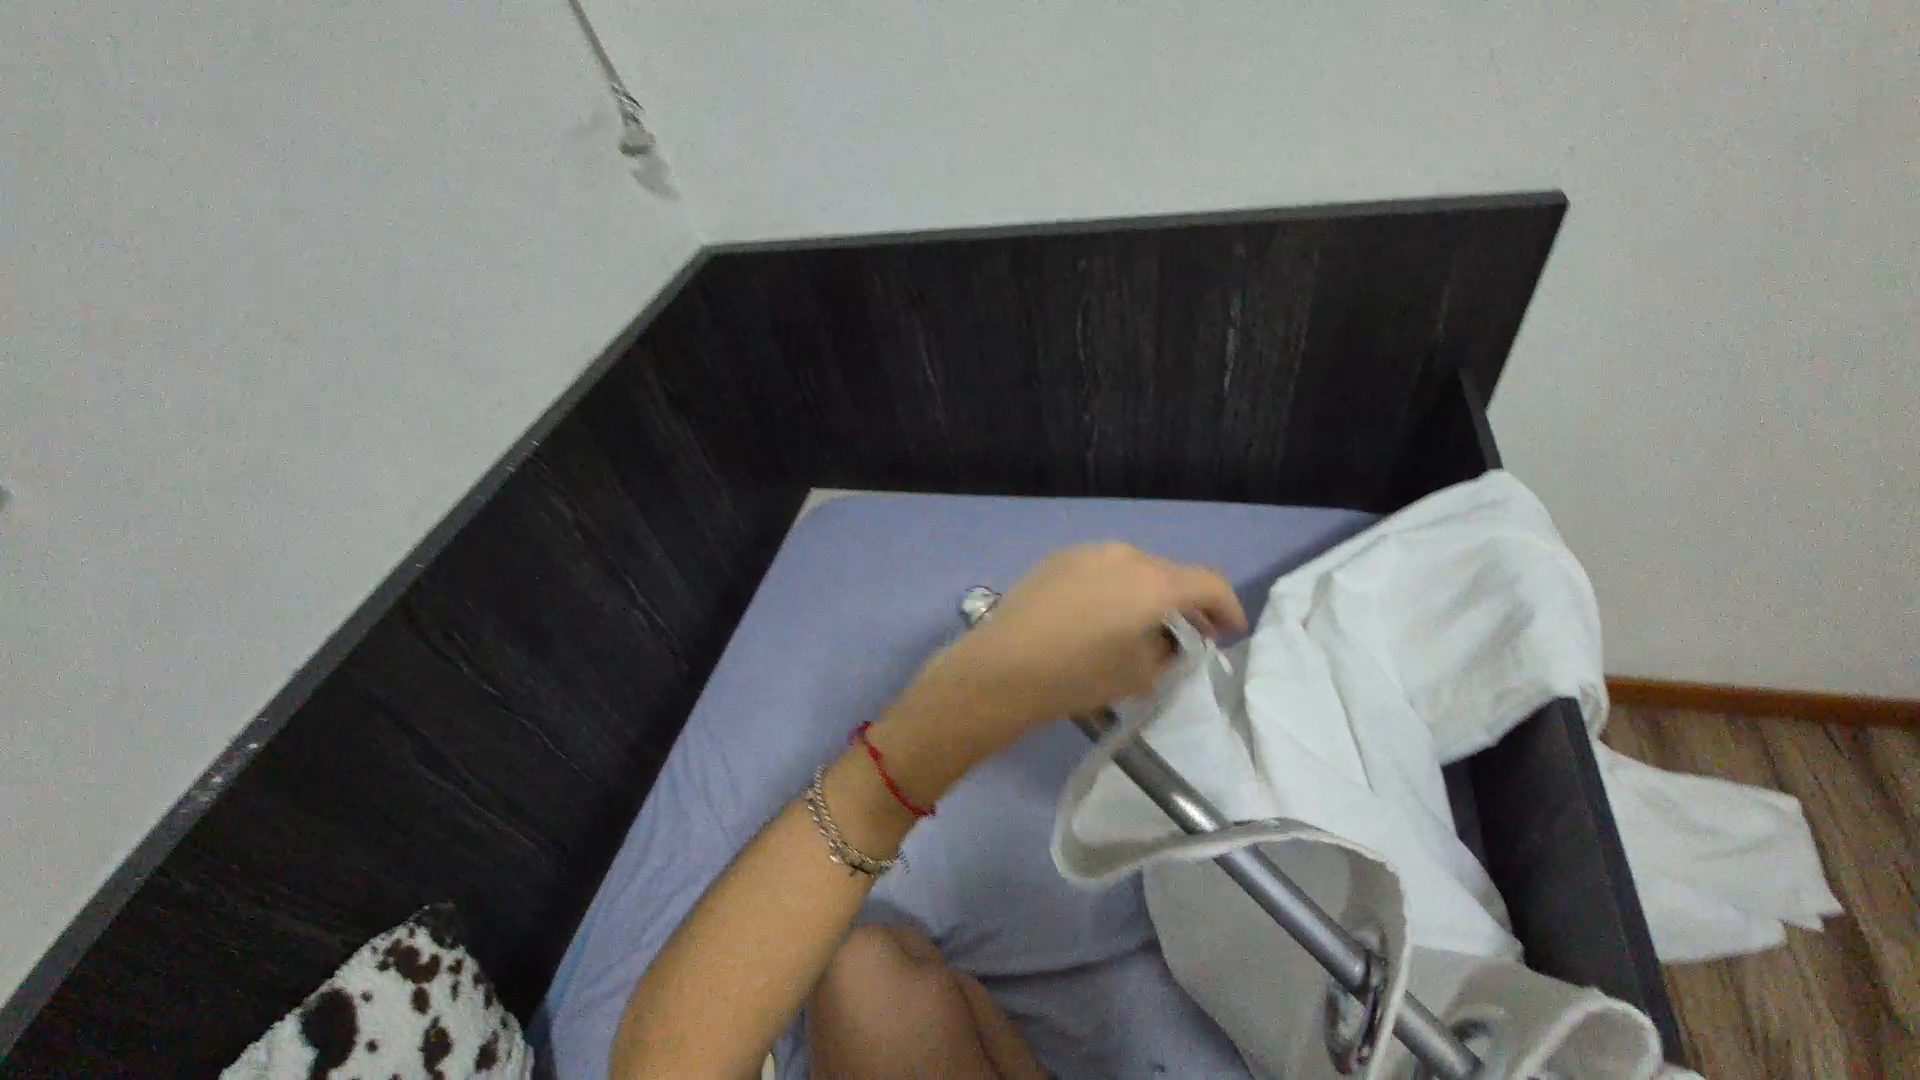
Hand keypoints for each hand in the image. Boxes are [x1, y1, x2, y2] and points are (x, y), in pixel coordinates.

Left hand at [901, 543, 1246, 762]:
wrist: (1000, 669)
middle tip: (1190, 633)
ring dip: (1147, 594)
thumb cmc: (1076, 676)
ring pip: (1133, 570)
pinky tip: (1102, 617)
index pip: (1208, 584)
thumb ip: (1169, 651)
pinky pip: (1101, 571)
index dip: (1227, 608)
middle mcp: (1123, 554)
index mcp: (1153, 580)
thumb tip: (1169, 639)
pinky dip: (1115, 589)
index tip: (1229, 633)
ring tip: (1142, 626)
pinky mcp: (1056, 560)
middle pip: (1170, 573)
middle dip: (1186, 603)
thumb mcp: (1139, 674)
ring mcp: (1086, 552)